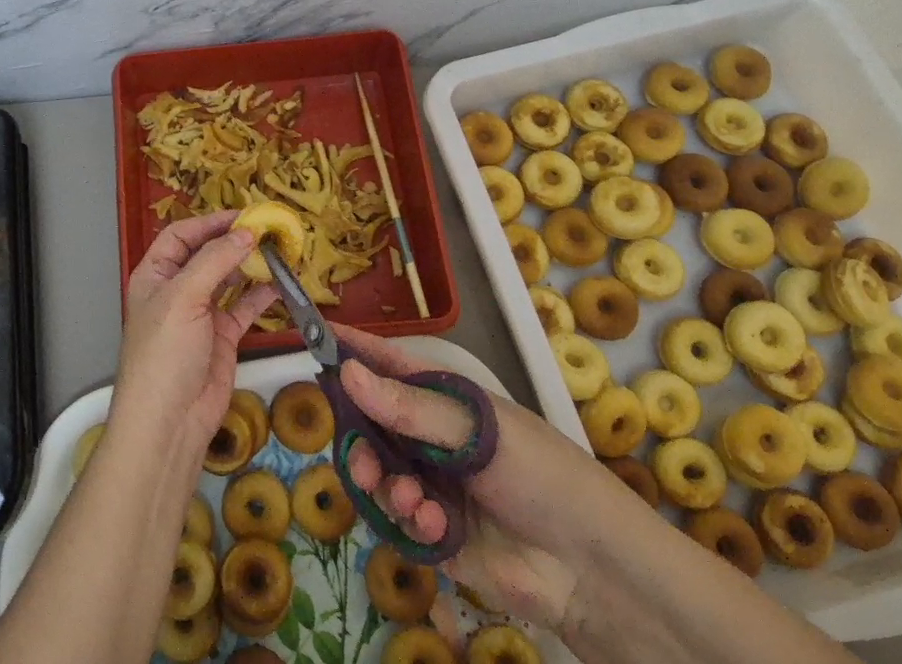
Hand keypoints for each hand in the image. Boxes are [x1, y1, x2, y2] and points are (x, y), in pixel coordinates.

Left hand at [113, 210, 277, 455]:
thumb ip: (215, 261)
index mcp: (155, 275)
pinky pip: (244, 307)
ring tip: (280, 250)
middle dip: (236, 241)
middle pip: (208, 255)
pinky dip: (262, 294)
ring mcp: (201, 314)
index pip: (181, 236)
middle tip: (271, 230)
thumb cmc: (165, 353)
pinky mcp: (223, 337)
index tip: (245, 215)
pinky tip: (281, 282)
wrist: (170, 419)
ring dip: (252, 265)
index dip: (210, 223)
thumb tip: (246, 233)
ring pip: (230, 280)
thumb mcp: (184, 298)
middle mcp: (177, 290)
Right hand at [331, 324, 635, 632]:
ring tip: (413, 501)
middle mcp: (433, 439)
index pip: (391, 365)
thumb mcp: (479, 433)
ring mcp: (431, 485)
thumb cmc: (543, 477)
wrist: (589, 568)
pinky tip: (437, 527)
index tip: (313, 333)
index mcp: (449, 401)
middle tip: (362, 461)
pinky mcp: (432, 533)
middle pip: (371, 426)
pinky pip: (396, 520)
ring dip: (387, 487)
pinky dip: (411, 522)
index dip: (354, 349)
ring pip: (377, 474)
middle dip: (361, 441)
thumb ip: (410, 409)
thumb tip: (346, 371)